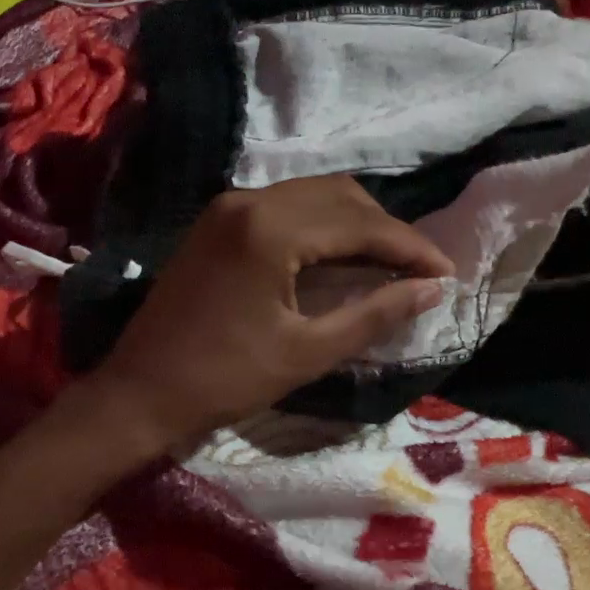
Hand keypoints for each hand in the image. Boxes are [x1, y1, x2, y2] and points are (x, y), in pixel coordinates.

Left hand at [81, 174, 452, 449]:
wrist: (141, 392)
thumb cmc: (225, 379)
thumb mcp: (307, 352)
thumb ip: (373, 314)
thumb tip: (431, 289)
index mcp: (271, 229)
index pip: (361, 223)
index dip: (410, 248)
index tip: (447, 274)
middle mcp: (248, 201)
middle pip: (338, 197)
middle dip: (385, 231)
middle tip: (418, 270)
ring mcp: (225, 209)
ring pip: (310, 198)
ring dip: (353, 224)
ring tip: (386, 265)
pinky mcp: (213, 225)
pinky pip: (281, 209)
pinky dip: (318, 227)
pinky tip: (337, 258)